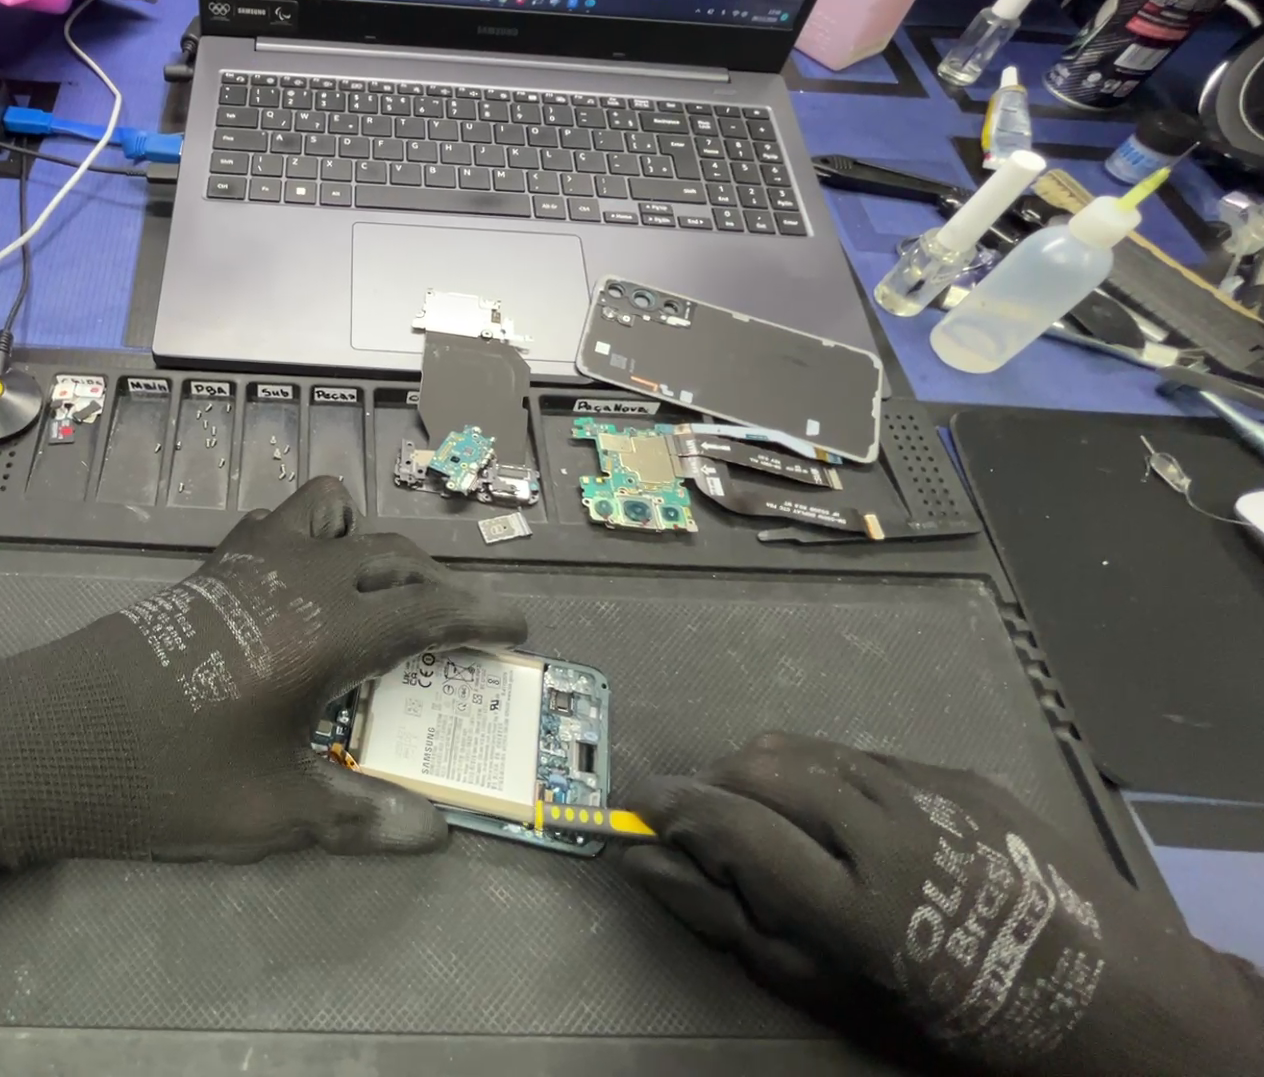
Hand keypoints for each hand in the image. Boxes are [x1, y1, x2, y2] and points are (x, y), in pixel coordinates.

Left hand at [0, 477, 527, 871]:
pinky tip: (299, 583)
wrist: (54, 737)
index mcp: (327, 633)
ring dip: (368, 542)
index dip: (483, 615)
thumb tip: (432, 835)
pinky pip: (277, 522)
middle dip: (436, 583)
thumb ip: (361, 815)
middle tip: (453, 625)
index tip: (516, 624)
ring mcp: (250, 559)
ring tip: (373, 590)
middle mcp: (298, 579)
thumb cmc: (169, 777)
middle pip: (393, 555)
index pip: (431, 609)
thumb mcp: (273, 811)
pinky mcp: (211, 562)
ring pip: (333, 512)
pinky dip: (309, 535)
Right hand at [620, 732, 1263, 1076]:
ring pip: (804, 749)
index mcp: (860, 907)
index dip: (671, 805)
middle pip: (760, 767)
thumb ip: (726, 921)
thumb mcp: (830, 995)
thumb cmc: (958, 1025)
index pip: (731, 824)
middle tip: (705, 816)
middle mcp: (892, 833)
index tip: (637, 804)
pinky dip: (825, 775)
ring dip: (763, 772)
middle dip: (711, 782)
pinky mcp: (963, 776)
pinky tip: (849, 818)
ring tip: (771, 812)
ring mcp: (933, 794)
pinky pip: (860, 755)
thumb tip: (643, 860)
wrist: (1136, 1018)